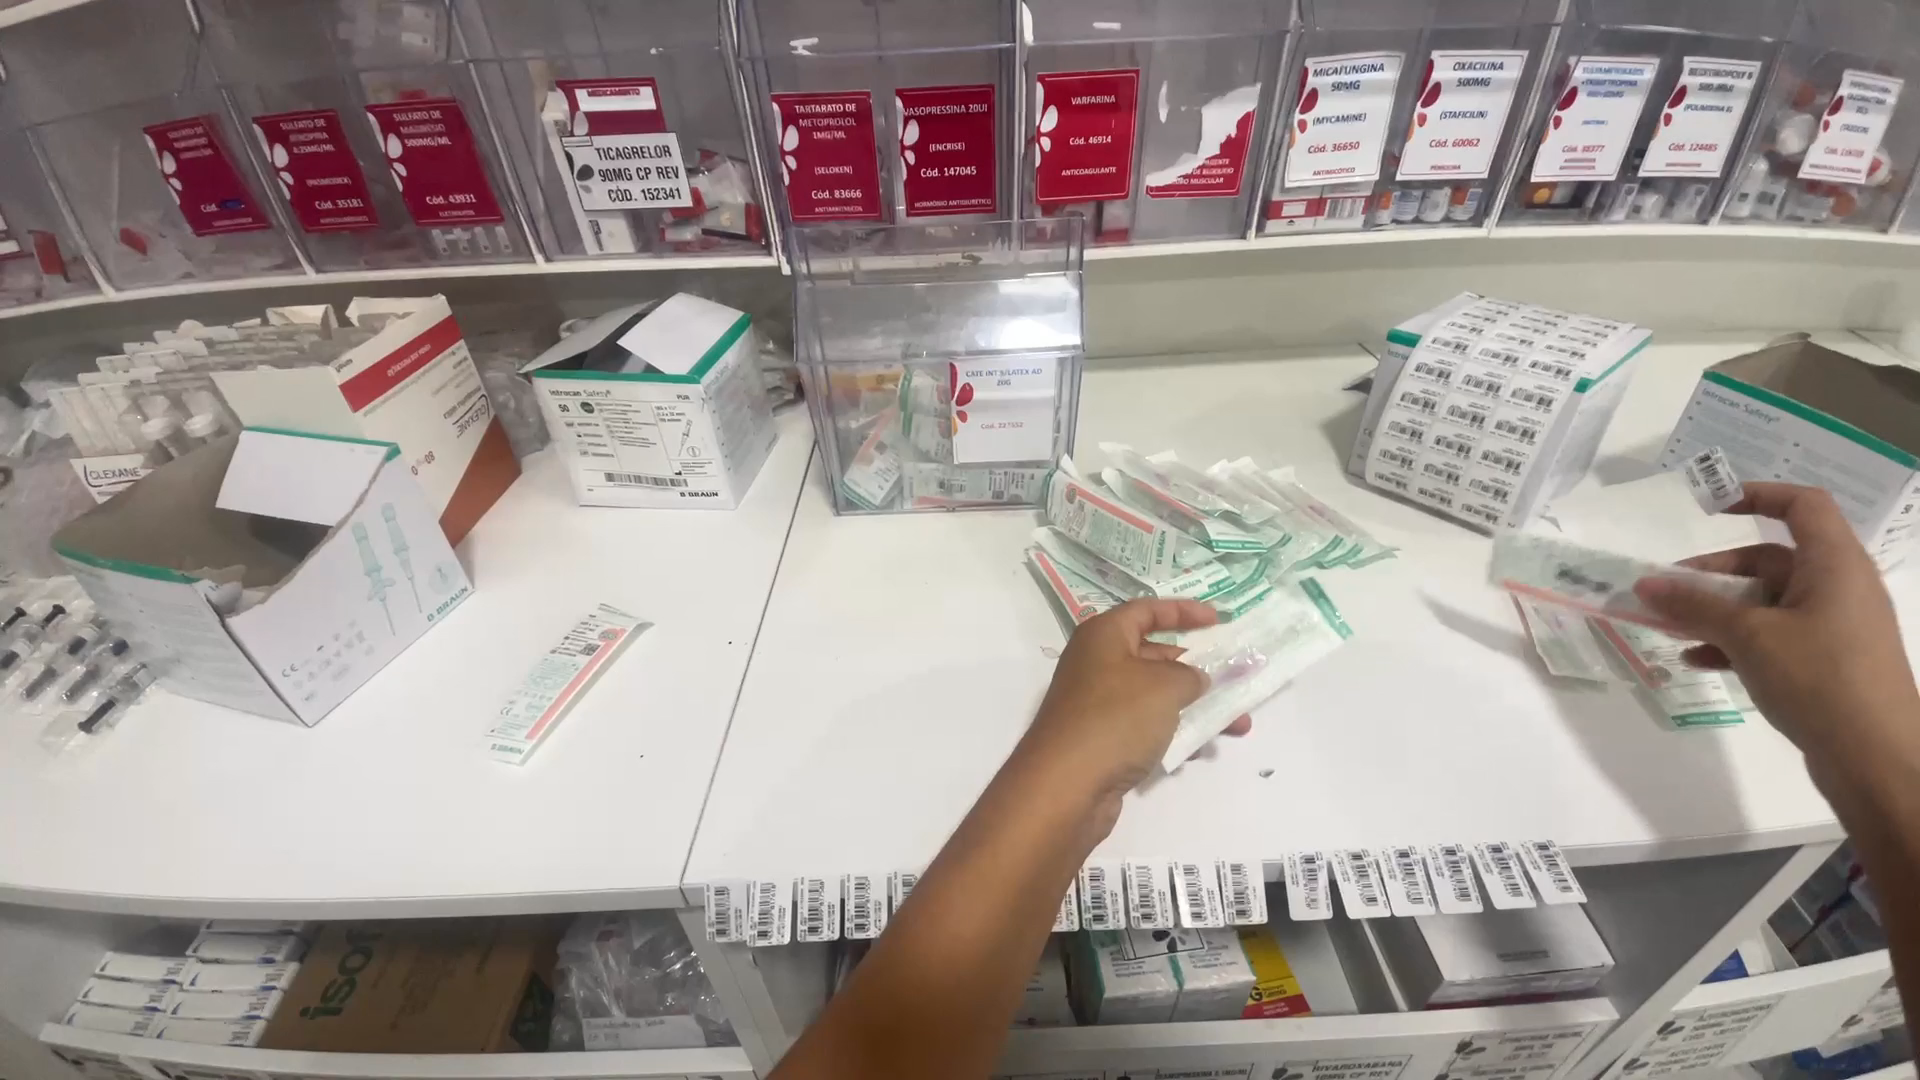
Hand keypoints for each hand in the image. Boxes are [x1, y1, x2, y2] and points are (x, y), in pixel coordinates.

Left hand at [1015, 599, 1249, 823]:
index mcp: (1103, 636)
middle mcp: (1096, 663)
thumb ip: (1188, 675)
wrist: (1066, 784)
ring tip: (1238, 723)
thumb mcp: (1164, 686)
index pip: (1146, 610)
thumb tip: (1193, 678)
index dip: (1183, 611)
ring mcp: (1096, 702)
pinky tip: (1203, 748)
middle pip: (1153, 655)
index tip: (1218, 620)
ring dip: (1194, 705)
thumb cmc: (1115, 718)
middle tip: (1233, 677)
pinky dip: (1174, 731)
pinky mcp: (1101, 738)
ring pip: (1154, 694)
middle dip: (1196, 668)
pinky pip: (1145, 725)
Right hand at [1634, 482, 1919, 786]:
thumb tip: (1646, 584)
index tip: (1706, 505)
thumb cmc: (1819, 678)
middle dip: (1710, 572)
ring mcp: (1831, 625)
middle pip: (1767, 559)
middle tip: (1663, 590)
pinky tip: (1694, 659)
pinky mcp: (1821, 658)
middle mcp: (1837, 588)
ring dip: (1711, 609)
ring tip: (1668, 628)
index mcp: (1834, 568)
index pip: (1802, 507)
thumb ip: (1693, 606)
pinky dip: (1728, 640)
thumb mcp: (1746, 636)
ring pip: (1760, 599)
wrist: (1876, 754)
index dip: (1756, 495)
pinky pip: (1766, 633)